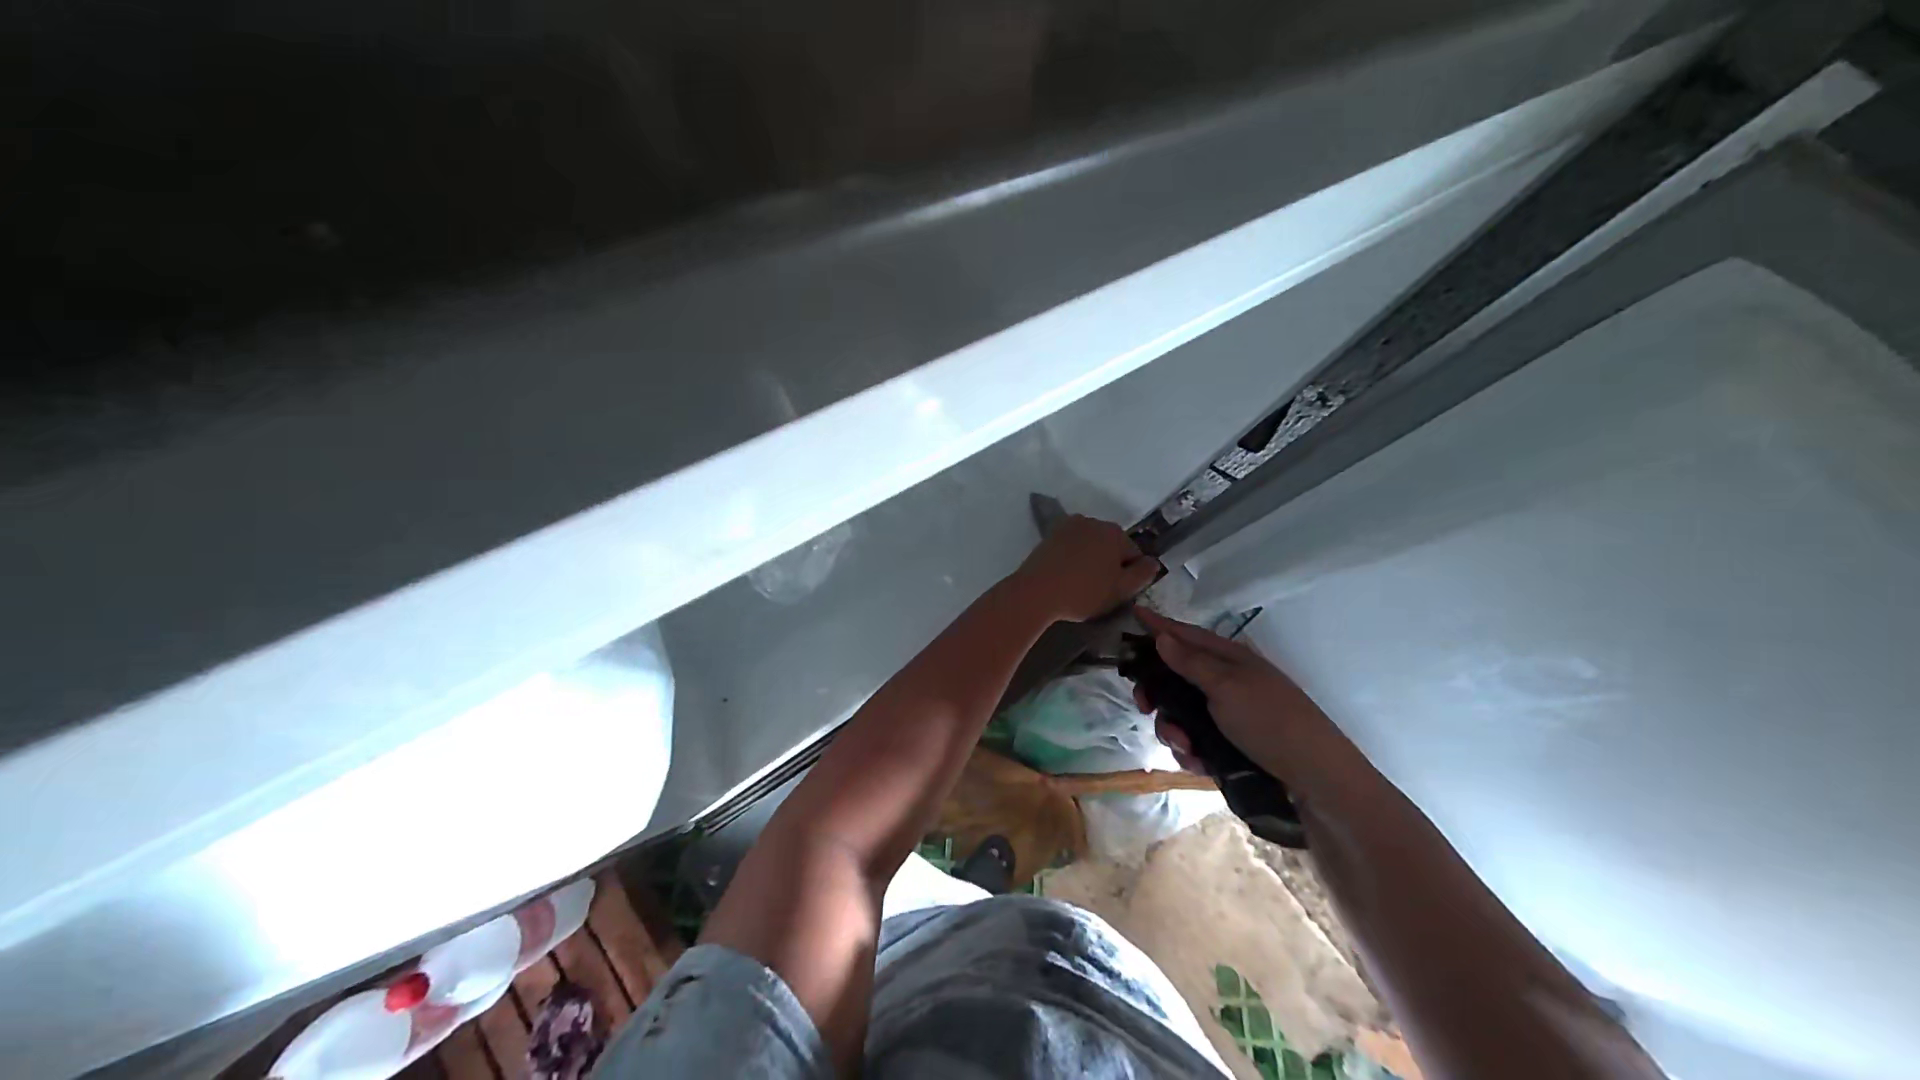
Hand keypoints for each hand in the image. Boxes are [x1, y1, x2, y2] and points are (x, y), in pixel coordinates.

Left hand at [1008, 514, 1161, 622]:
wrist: (1035, 592)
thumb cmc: (1083, 592)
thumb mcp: (1121, 590)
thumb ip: (1143, 574)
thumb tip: (1153, 562)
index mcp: (1114, 533)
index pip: (1134, 554)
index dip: (1129, 576)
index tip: (1116, 592)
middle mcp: (1093, 521)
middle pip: (1111, 546)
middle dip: (1109, 564)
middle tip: (1098, 590)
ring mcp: (1068, 526)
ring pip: (1090, 545)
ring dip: (1090, 560)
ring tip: (1079, 584)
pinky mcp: (1049, 535)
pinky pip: (1071, 547)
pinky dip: (1072, 558)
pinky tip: (1065, 576)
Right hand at [1132, 609, 1332, 777]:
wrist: (1314, 778)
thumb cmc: (1270, 721)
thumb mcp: (1227, 687)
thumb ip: (1191, 663)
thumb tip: (1162, 636)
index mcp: (1229, 659)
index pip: (1186, 635)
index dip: (1160, 624)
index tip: (1134, 612)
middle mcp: (1226, 683)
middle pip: (1175, 678)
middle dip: (1157, 693)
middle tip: (1144, 706)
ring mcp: (1227, 715)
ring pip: (1180, 714)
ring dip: (1174, 730)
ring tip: (1187, 747)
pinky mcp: (1228, 744)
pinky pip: (1195, 741)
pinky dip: (1192, 752)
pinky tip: (1199, 763)